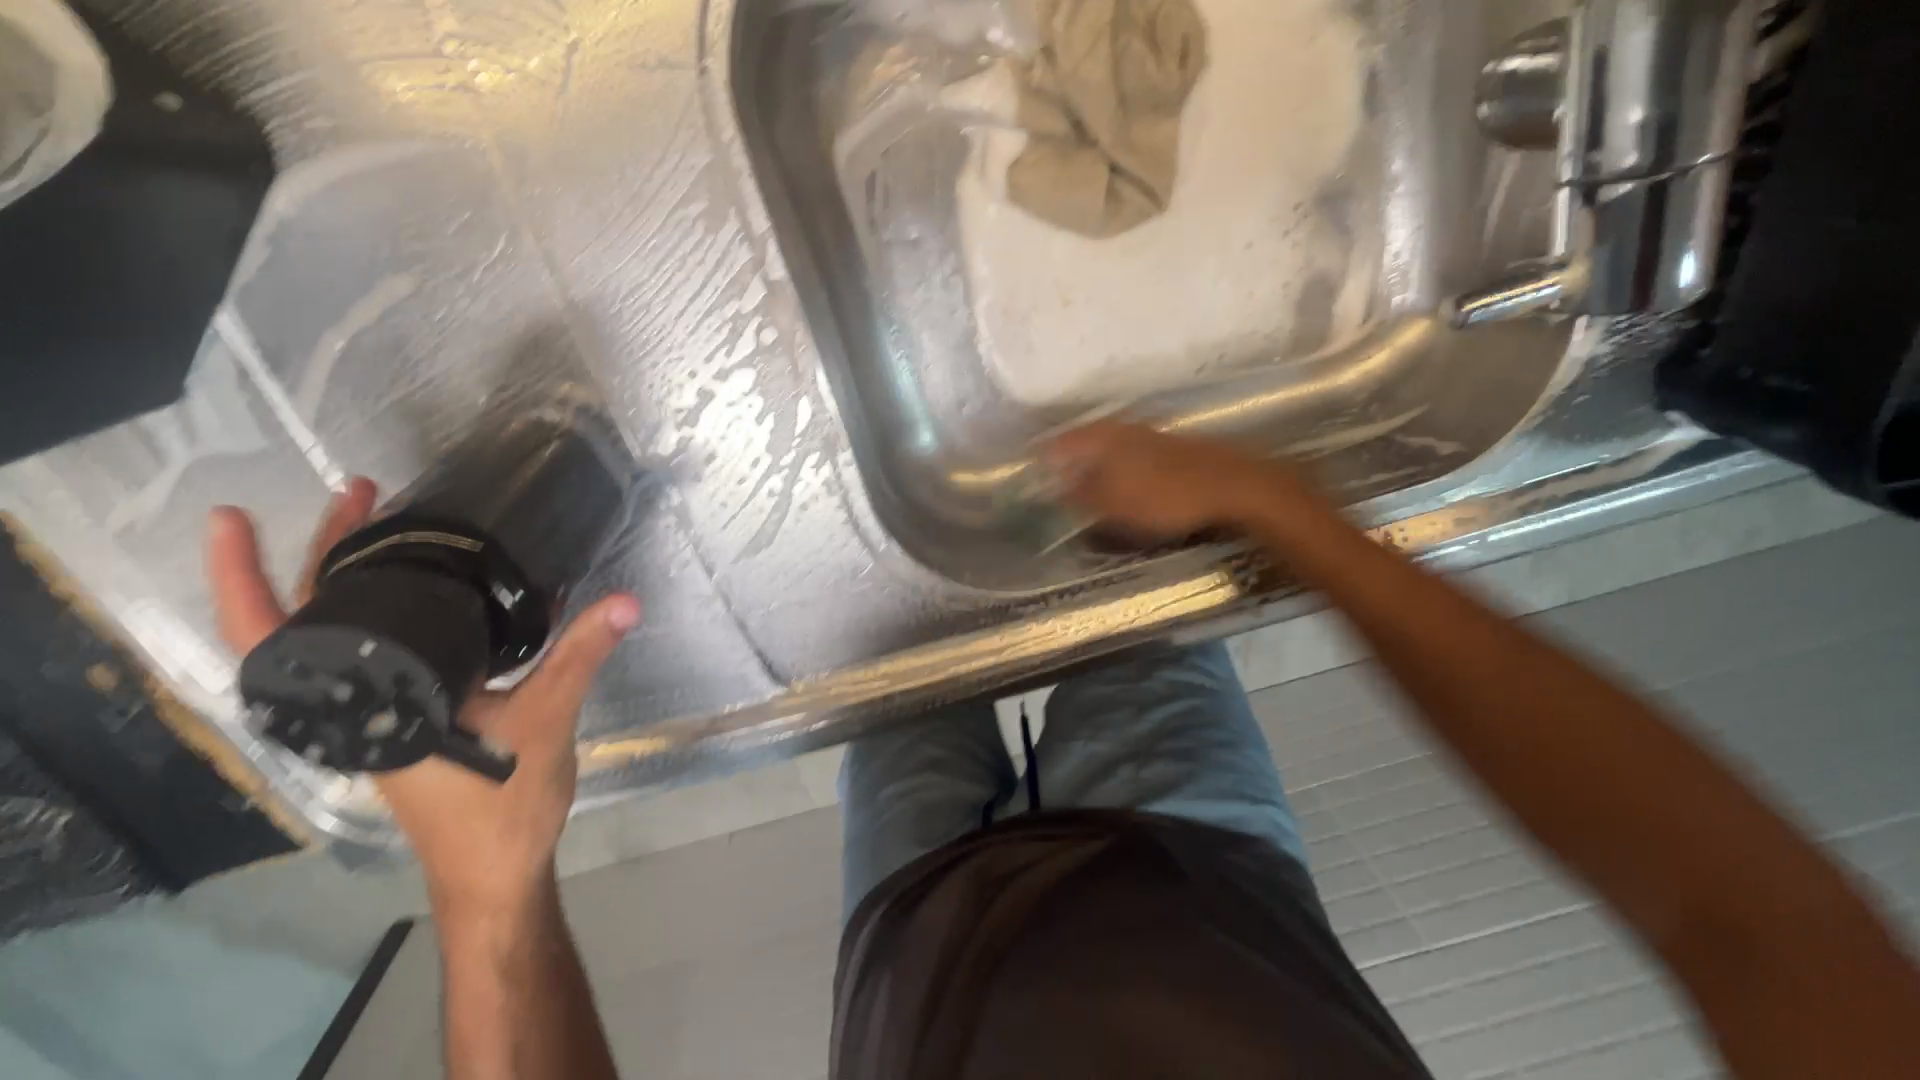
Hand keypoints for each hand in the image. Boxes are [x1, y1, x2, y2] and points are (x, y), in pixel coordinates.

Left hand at [206, 480, 640, 918]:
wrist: (497, 873)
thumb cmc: (500, 808)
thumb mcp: (543, 722)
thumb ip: (578, 655)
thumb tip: (624, 601)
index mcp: (365, 702)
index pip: (276, 638)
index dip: (239, 577)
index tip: (231, 516)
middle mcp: (357, 704)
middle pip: (309, 620)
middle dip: (325, 551)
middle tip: (362, 493)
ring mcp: (380, 713)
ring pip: (346, 635)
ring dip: (358, 580)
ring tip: (393, 526)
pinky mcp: (409, 720)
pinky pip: (386, 651)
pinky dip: (396, 611)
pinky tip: (439, 593)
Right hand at [1042, 421, 1297, 541]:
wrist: (1232, 487)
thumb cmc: (1165, 496)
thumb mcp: (1112, 505)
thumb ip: (1077, 496)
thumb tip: (1050, 489)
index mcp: (1099, 437)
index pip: (1053, 444)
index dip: (1036, 464)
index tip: (1024, 484)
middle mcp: (1118, 428)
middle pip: (1078, 444)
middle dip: (1062, 467)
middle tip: (1048, 493)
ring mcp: (1145, 434)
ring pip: (1103, 450)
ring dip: (1088, 471)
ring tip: (1079, 496)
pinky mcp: (1165, 448)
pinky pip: (1125, 458)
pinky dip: (1113, 473)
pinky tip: (1117, 491)